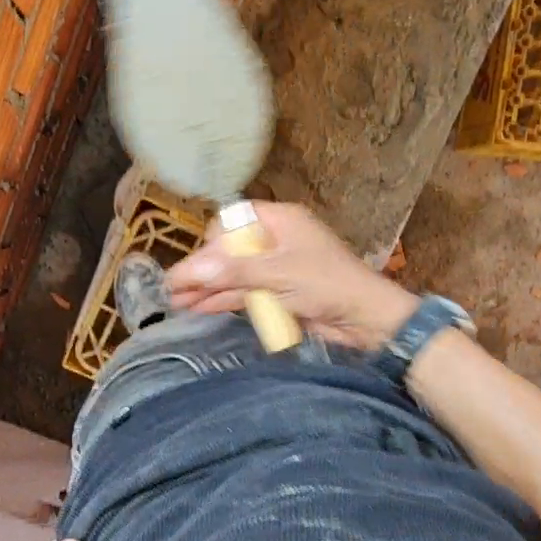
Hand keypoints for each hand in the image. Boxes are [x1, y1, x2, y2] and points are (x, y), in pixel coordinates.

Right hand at [168, 202, 419, 350]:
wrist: (367, 319)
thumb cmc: (328, 285)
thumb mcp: (278, 274)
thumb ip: (233, 272)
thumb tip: (190, 270)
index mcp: (280, 221)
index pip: (233, 222)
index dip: (212, 243)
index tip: (199, 265)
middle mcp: (275, 240)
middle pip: (228, 251)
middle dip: (202, 270)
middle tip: (173, 290)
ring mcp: (276, 268)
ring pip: (233, 275)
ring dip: (207, 289)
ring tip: (176, 304)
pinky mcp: (279, 293)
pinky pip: (244, 293)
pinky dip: (223, 300)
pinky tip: (198, 308)